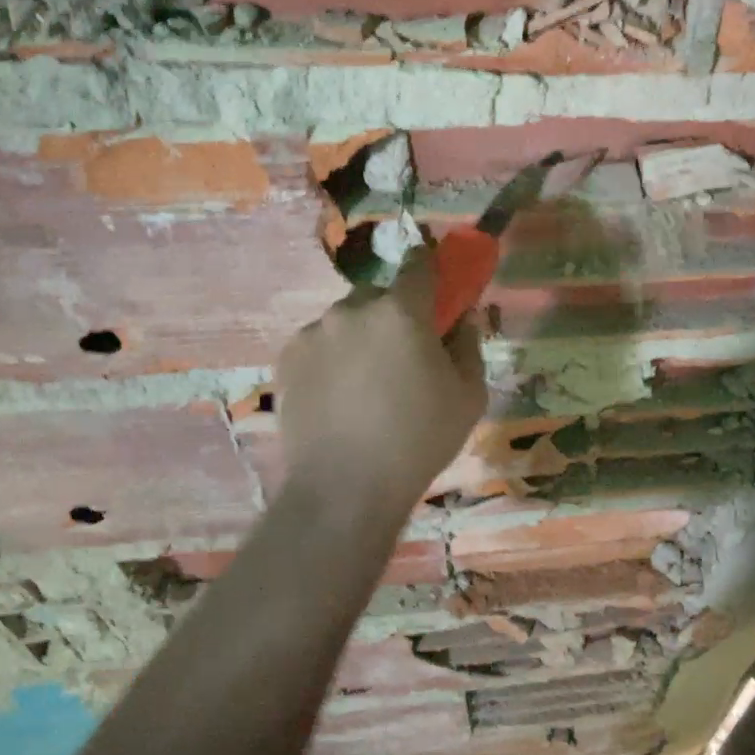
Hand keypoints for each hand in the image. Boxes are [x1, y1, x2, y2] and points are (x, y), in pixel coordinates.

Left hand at [275, 249, 487, 519]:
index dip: (432, 268)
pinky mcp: (286, 360)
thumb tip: (463, 316)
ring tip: (367, 386)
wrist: (345, 489)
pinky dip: (332, 360)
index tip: (438, 284)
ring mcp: (313, 333)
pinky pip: (318, 346)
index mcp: (402, 312)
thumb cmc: (419, 441)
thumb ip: (468, 345)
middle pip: (379, 296)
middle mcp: (352, 310)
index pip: (419, 265)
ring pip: (345, 321)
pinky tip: (340, 398)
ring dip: (360, 338)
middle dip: (395, 314)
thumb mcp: (468, 396)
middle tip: (405, 356)